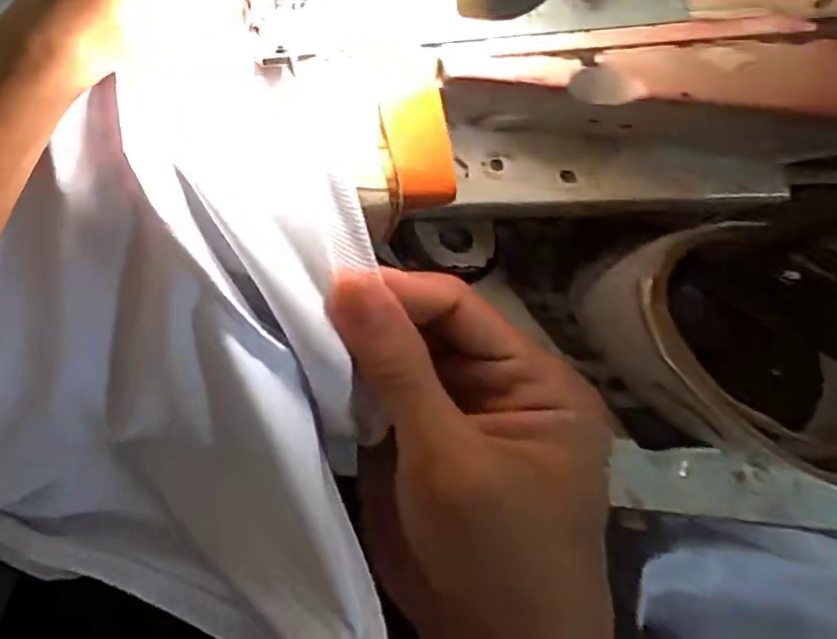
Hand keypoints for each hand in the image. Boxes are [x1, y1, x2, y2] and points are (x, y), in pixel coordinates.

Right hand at [327, 268, 614, 638]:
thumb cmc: (494, 555)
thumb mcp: (447, 457)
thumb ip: (398, 365)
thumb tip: (349, 280)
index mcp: (534, 380)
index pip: (456, 306)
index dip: (395, 291)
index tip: (329, 286)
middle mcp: (495, 383)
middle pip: (423, 322)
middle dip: (368, 314)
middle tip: (306, 305)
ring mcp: (452, 407)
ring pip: (394, 349)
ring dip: (351, 342)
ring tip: (303, 326)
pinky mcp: (414, 430)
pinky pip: (377, 382)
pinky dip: (346, 373)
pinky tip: (314, 363)